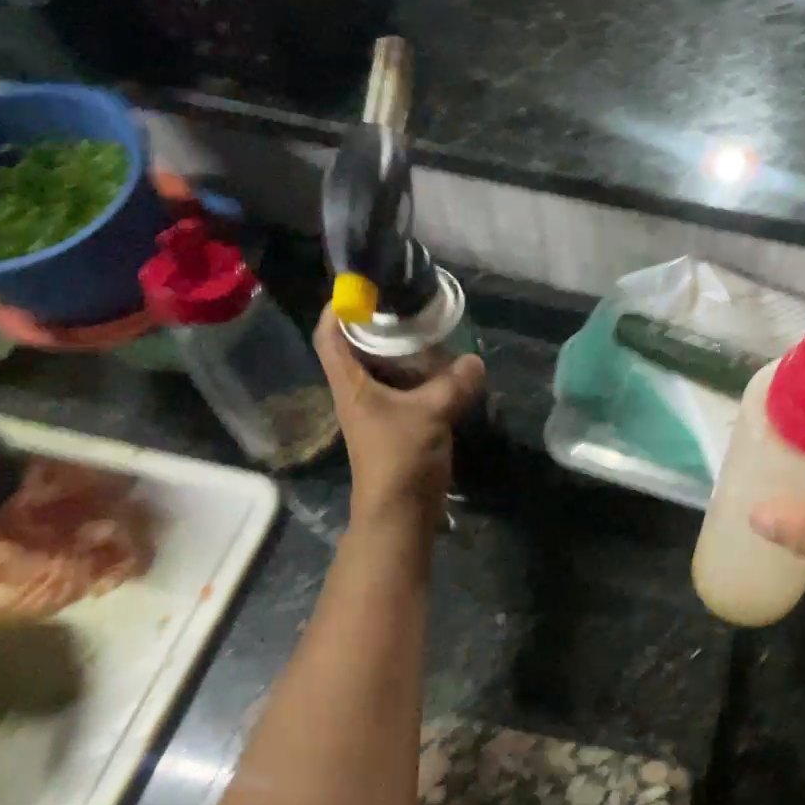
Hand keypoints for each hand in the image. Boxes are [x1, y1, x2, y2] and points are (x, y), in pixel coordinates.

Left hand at [312, 308, 484, 530]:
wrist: (400, 514)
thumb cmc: (401, 458)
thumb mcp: (431, 414)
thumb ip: (453, 385)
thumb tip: (475, 361)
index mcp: (351, 385)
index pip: (329, 336)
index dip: (337, 308)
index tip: (361, 289)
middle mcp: (357, 395)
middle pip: (357, 351)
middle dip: (379, 328)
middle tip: (408, 309)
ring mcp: (376, 415)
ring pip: (383, 374)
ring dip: (402, 356)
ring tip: (430, 336)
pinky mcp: (396, 432)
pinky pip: (404, 395)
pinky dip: (419, 381)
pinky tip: (444, 376)